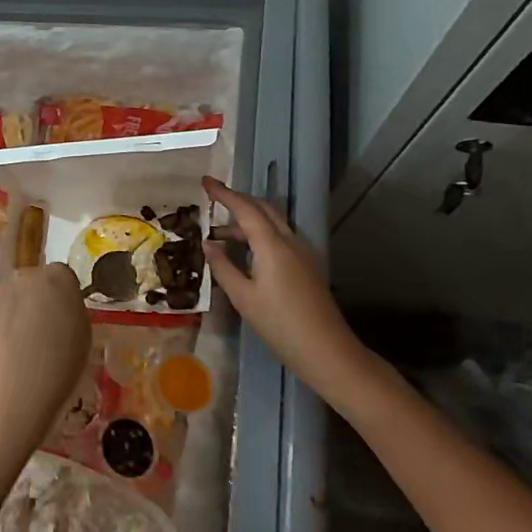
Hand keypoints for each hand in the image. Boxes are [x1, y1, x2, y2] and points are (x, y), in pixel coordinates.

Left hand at [0, 263, 91, 451]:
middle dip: (33, 300)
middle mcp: (29, 276)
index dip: (59, 294)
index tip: (60, 314)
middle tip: (36, 331)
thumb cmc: (64, 361)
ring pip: (7, 296)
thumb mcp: (82, 335)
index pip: (61, 275)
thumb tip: (60, 314)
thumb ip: (70, 314)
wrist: (22, 375)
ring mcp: (2, 288)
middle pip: (32, 283)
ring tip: (14, 343)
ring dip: (10, 311)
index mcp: (61, 280)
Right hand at [200, 176, 376, 396]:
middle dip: (238, 200)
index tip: (205, 181)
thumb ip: (222, 266)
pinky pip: (278, 237)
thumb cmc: (278, 323)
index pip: (245, 209)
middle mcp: (290, 242)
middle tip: (213, 199)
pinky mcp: (305, 266)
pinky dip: (257, 234)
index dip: (224, 194)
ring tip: (219, 234)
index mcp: (272, 246)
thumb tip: (209, 244)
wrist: (325, 349)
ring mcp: (302, 254)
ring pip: (272, 223)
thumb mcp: (242, 296)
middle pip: (264, 209)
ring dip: (246, 220)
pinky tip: (242, 251)